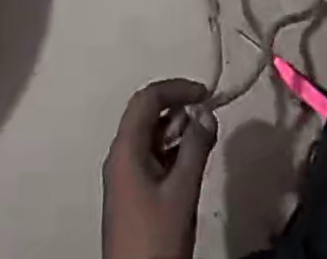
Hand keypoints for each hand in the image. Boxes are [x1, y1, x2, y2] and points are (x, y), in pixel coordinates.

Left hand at [102, 79, 215, 258]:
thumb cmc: (156, 237)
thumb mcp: (182, 190)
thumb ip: (195, 147)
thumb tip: (206, 112)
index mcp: (125, 149)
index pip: (147, 99)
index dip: (176, 88)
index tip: (205, 93)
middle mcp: (120, 156)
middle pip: (146, 114)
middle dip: (177, 107)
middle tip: (206, 115)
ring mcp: (124, 175)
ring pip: (150, 135)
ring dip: (176, 129)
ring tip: (203, 138)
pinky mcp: (132, 192)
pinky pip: (151, 155)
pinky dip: (172, 149)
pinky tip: (191, 160)